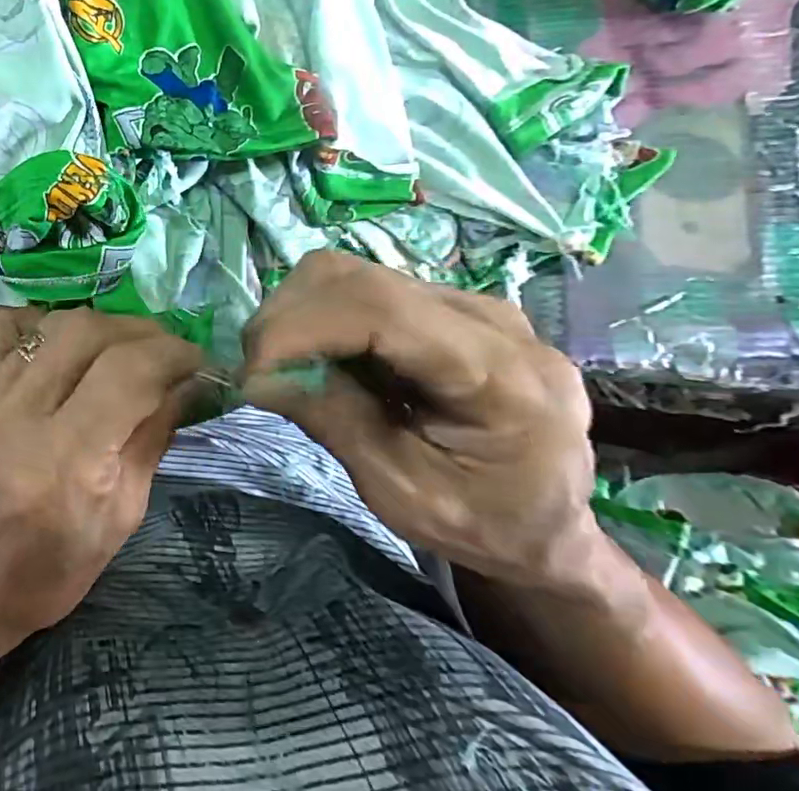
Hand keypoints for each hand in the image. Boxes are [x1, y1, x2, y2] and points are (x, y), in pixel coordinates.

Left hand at [0, 307, 205, 680]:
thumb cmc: (58, 564)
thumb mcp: (125, 512)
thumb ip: (154, 435)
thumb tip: (189, 379)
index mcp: (65, 460)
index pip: (126, 373)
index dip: (173, 354)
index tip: (198, 360)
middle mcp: (20, 415)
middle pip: (88, 332)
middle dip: (141, 333)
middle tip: (165, 352)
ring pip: (52, 322)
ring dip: (99, 327)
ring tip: (121, 349)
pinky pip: (4, 324)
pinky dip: (40, 322)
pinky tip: (60, 347)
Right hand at [240, 250, 605, 593]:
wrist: (547, 526)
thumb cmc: (483, 524)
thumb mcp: (402, 493)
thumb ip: (335, 423)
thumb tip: (256, 378)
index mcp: (501, 377)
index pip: (382, 311)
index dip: (300, 328)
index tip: (251, 373)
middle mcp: (489, 320)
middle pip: (356, 278)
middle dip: (285, 320)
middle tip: (257, 376)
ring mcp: (467, 304)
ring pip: (348, 273)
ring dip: (294, 315)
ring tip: (283, 367)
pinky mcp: (442, 304)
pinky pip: (357, 288)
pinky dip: (314, 317)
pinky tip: (318, 359)